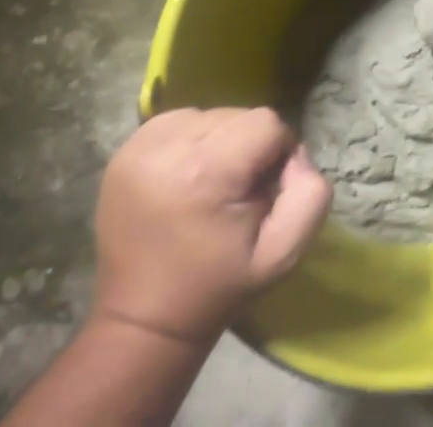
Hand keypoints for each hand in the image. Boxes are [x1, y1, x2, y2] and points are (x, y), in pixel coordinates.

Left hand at [93, 107, 330, 343]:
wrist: (144, 318)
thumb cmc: (218, 285)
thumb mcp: (284, 252)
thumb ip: (310, 194)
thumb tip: (294, 154)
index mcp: (205, 171)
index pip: (266, 122)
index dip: (278, 154)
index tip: (263, 193)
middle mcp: (166, 147)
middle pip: (236, 114)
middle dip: (248, 147)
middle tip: (237, 194)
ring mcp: (137, 148)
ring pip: (207, 114)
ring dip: (219, 141)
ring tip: (210, 185)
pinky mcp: (121, 152)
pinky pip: (175, 122)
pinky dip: (190, 141)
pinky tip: (187, 176)